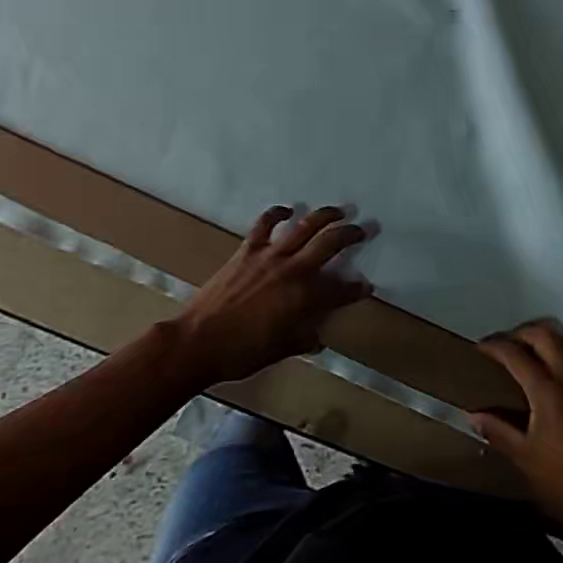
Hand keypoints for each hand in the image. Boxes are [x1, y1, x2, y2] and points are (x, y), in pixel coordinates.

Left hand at [167, 205, 372, 383]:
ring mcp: (270, 256)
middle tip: (362, 231)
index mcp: (306, 298)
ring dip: (325, 216)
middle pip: (331, 244)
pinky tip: (286, 210)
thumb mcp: (281, 350)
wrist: (196, 342)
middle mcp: (294, 271)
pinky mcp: (248, 251)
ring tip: (338, 212)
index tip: (366, 287)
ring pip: (305, 227)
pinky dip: (277, 214)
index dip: (358, 289)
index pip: (342, 290)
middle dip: (351, 235)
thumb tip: (317, 339)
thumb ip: (304, 339)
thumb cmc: (241, 352)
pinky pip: (265, 225)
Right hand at [469, 321, 562, 553]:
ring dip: (548, 336)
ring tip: (532, 348)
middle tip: (504, 345)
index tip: (479, 349)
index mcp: (548, 392)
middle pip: (545, 335)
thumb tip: (475, 414)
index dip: (494, 346)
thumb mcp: (525, 460)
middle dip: (520, 333)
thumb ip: (499, 431)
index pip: (515, 354)